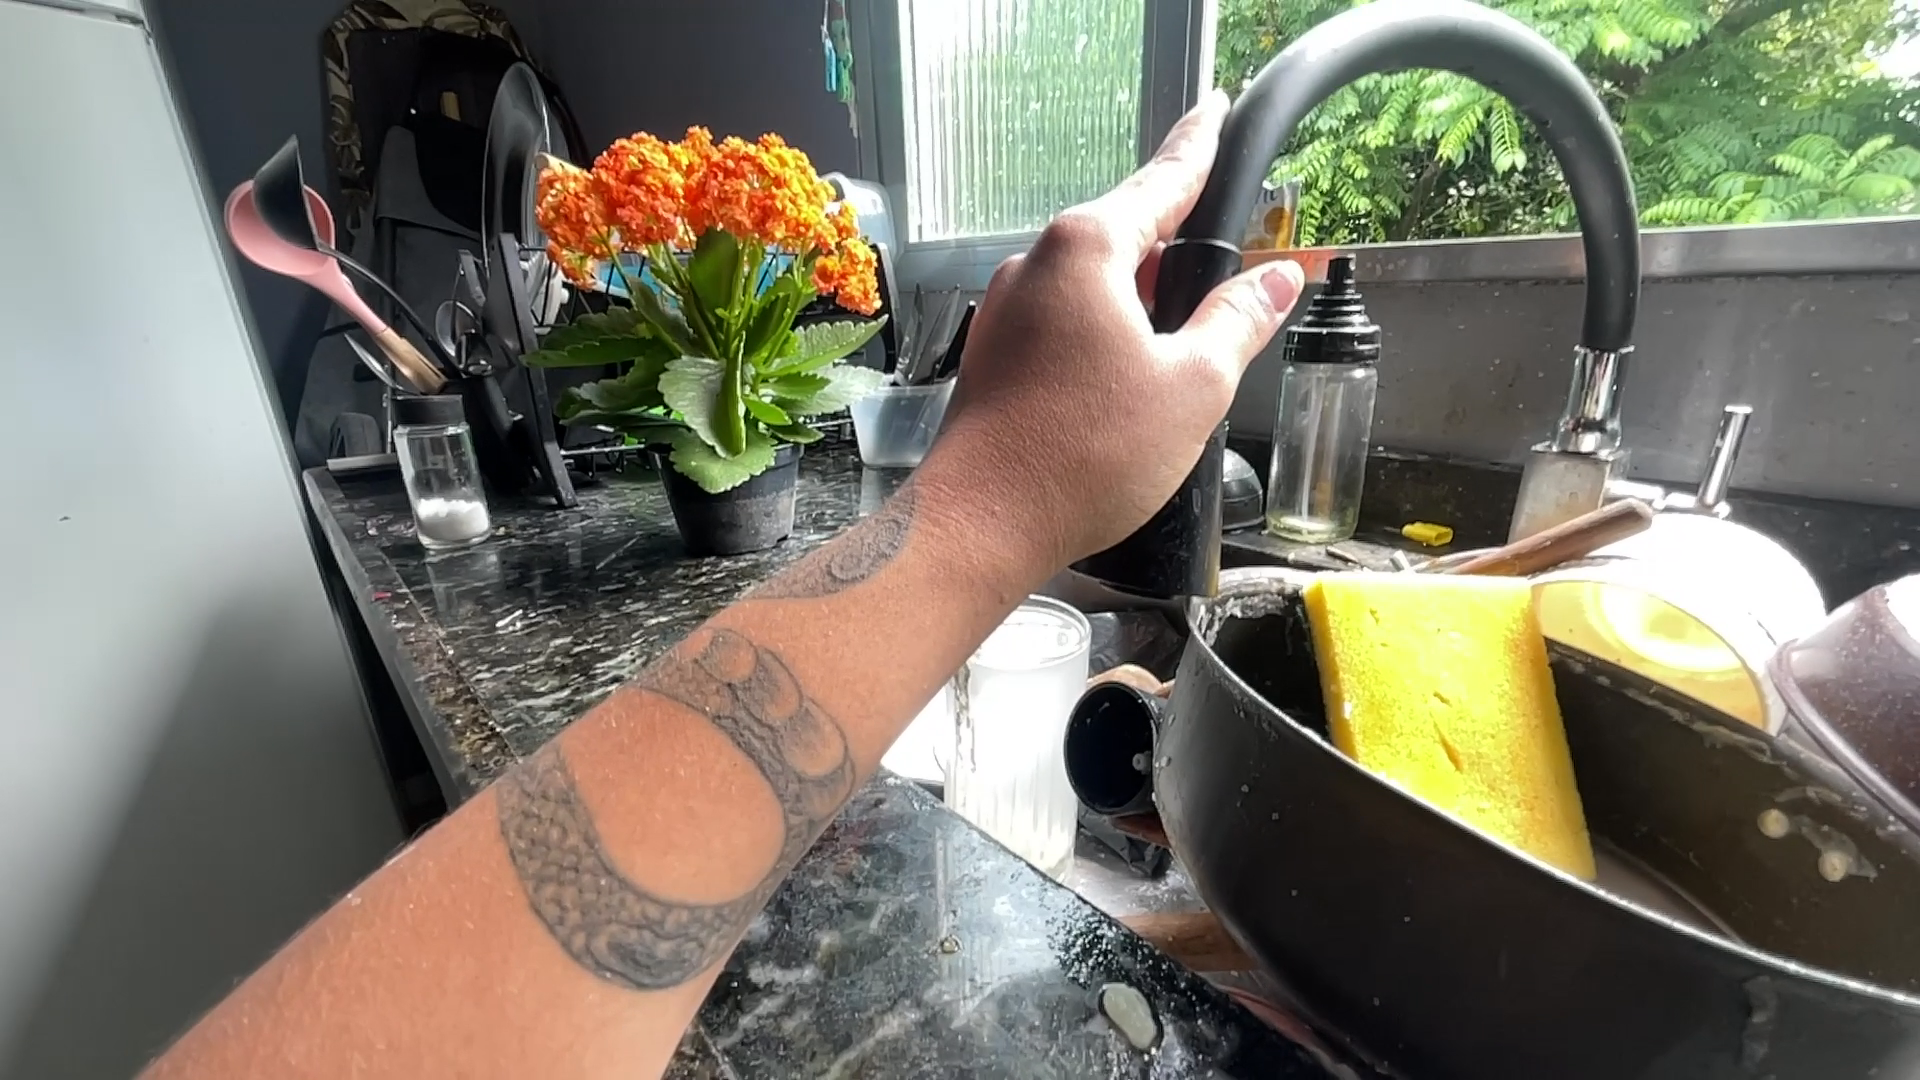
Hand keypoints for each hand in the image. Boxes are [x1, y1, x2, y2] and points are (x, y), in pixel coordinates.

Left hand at [918, 89, 1305, 578]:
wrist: (979, 524)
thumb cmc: (1086, 456)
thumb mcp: (1191, 387)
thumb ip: (1237, 321)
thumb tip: (1276, 277)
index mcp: (1083, 250)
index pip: (1162, 180)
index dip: (1199, 147)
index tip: (1214, 111)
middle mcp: (1032, 267)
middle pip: (1122, 238)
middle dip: (1172, 258)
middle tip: (1214, 296)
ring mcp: (1002, 314)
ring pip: (1089, 289)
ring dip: (1136, 310)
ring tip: (1169, 361)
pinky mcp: (990, 358)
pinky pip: (1059, 327)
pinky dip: (1098, 341)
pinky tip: (1115, 389)